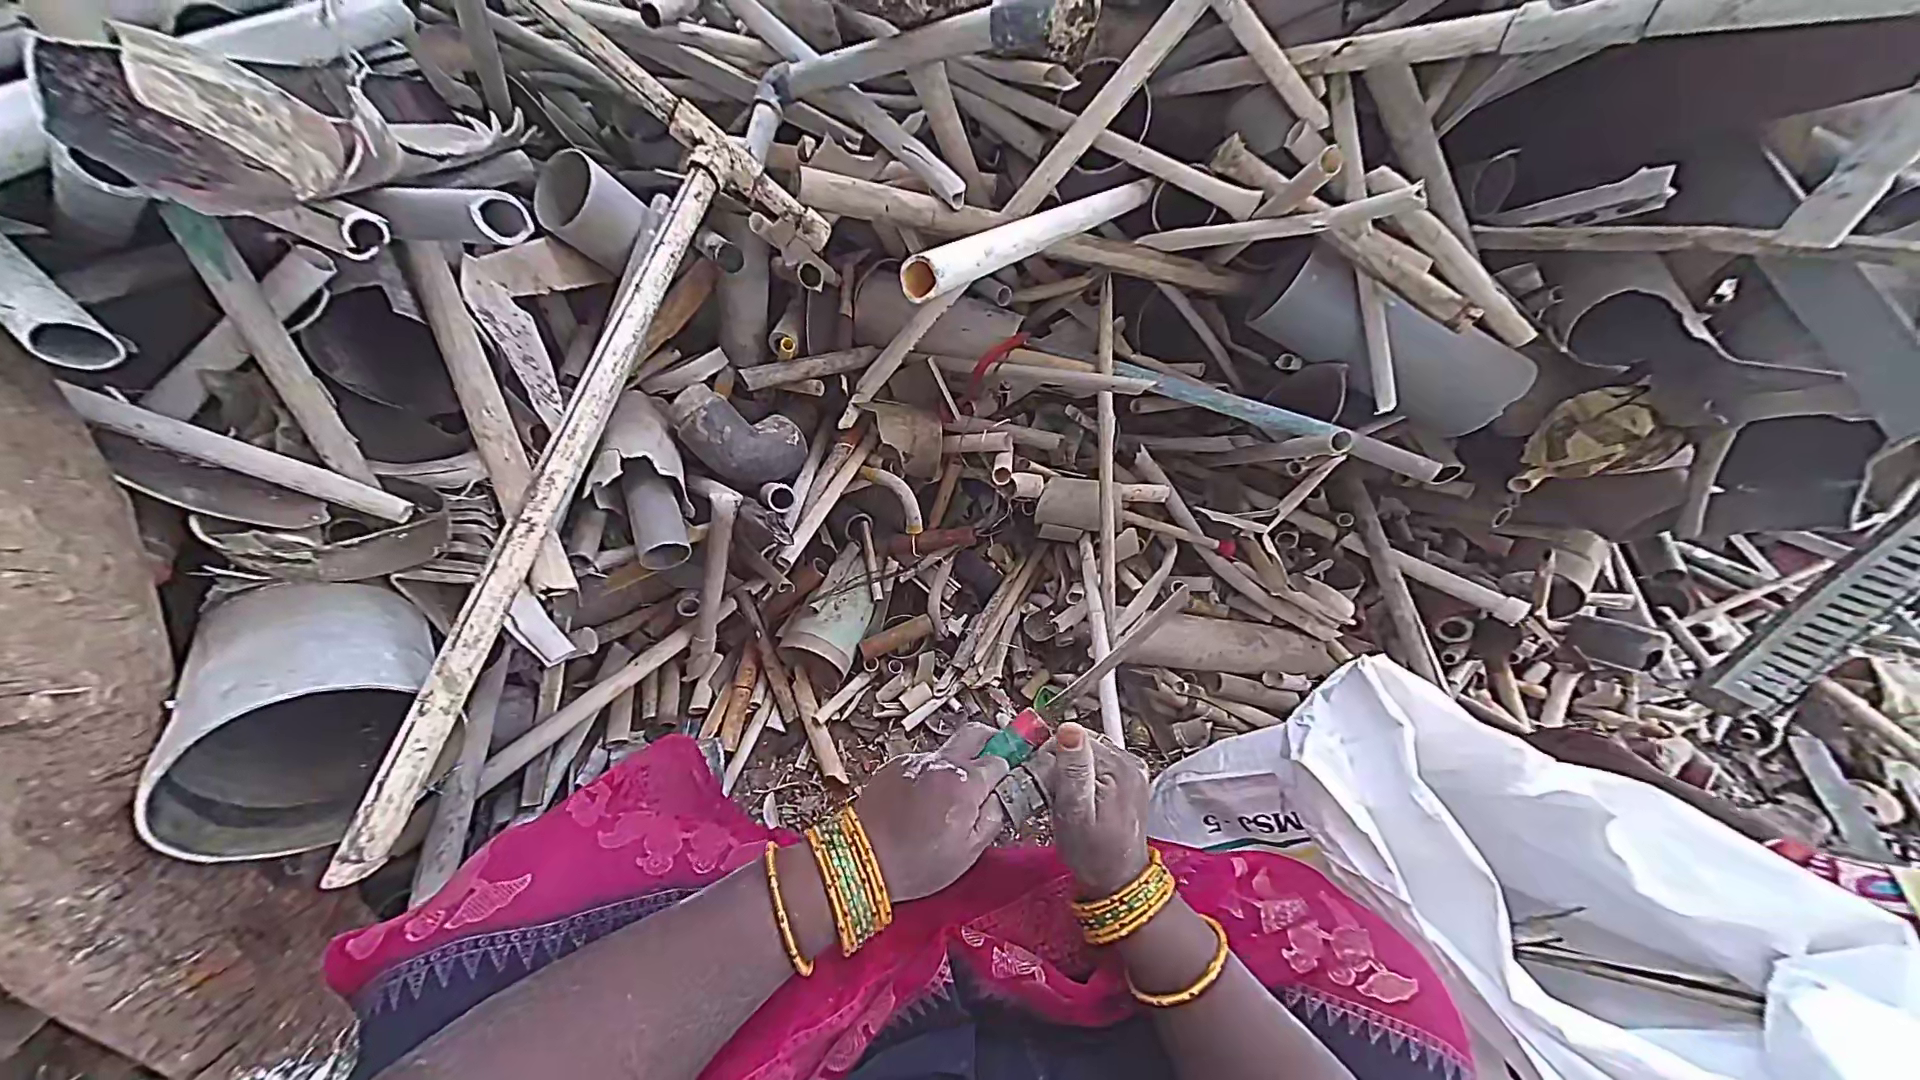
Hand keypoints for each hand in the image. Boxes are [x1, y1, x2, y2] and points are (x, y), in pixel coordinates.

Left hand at [853, 722, 1009, 901]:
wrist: (862, 859)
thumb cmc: (917, 863)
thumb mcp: (969, 852)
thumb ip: (993, 816)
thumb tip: (1001, 796)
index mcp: (965, 783)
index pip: (1000, 760)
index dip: (1007, 770)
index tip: (1009, 779)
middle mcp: (942, 762)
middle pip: (976, 732)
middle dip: (991, 739)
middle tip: (995, 760)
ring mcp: (917, 760)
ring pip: (948, 750)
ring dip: (957, 764)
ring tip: (949, 800)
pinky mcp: (896, 764)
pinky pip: (924, 762)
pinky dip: (931, 774)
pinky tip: (924, 802)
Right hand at [1031, 722, 1150, 898]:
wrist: (1117, 880)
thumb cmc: (1093, 854)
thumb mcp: (1074, 813)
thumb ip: (1072, 770)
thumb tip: (1070, 730)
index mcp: (1119, 767)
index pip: (1074, 737)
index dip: (1052, 755)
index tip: (1045, 780)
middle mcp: (1130, 763)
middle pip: (1082, 742)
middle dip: (1062, 761)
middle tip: (1056, 793)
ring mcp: (1132, 770)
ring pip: (1088, 752)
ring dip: (1072, 768)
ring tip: (1068, 797)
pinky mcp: (1129, 778)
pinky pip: (1097, 763)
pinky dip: (1083, 775)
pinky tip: (1080, 796)